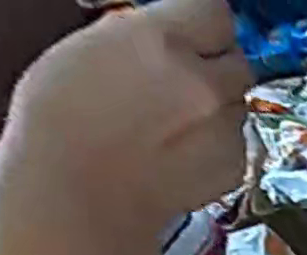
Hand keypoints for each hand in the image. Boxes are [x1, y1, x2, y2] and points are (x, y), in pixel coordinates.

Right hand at [0, 0, 250, 235]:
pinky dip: (220, 139)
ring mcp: (229, 129)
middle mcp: (206, 85)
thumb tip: (176, 35)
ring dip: (219, 103)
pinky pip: (240, 141)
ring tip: (176, 117)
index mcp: (161, 42)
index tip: (200, 21)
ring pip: (240, 103)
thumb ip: (146, 39)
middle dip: (218, 63)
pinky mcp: (240, 164)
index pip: (214, 12)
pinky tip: (183, 148)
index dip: (208, 17)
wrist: (87, 186)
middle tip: (188, 73)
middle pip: (239, 61)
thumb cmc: (66, 113)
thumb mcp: (94, 47)